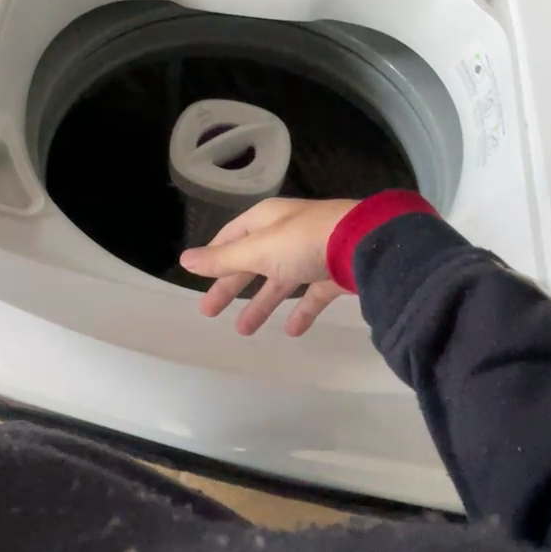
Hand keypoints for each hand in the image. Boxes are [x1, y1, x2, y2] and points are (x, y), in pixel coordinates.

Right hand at [178, 198, 359, 337]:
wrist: (366, 245)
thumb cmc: (303, 241)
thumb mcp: (257, 250)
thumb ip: (223, 259)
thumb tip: (184, 260)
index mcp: (265, 221)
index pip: (231, 237)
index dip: (214, 257)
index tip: (199, 278)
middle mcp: (286, 234)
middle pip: (251, 261)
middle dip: (230, 286)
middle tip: (209, 312)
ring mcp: (312, 254)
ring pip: (279, 281)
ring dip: (261, 304)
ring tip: (244, 331)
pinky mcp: (334, 274)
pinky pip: (311, 294)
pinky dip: (301, 311)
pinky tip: (292, 331)